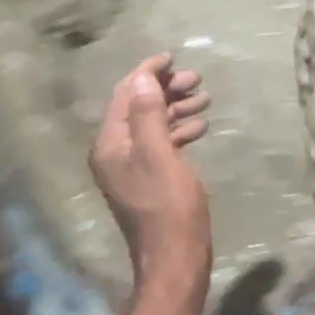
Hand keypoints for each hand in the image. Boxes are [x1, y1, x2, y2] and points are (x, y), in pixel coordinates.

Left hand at [90, 54, 213, 288]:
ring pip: (152, 124)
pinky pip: (161, 143)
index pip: (124, 96)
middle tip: (196, 79)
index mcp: (110, 145)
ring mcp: (132, 167)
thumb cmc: (168, 206)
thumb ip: (148, 116)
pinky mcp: (150, 178)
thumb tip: (143, 78)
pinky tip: (201, 126)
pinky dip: (179, 130)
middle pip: (138, 107)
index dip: (146, 72)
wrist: (175, 257)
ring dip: (176, 107)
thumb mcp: (159, 155)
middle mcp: (115, 153)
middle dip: (165, 88)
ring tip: (205, 97)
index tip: (172, 57)